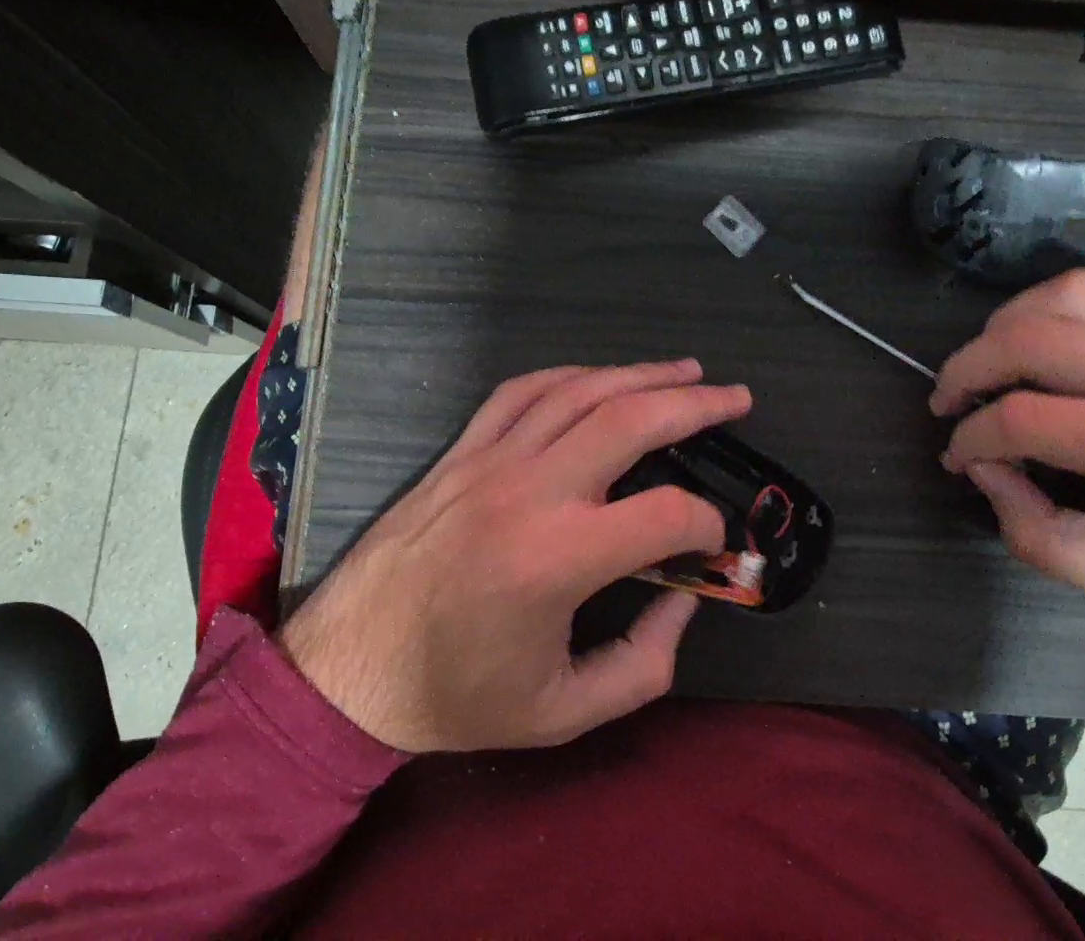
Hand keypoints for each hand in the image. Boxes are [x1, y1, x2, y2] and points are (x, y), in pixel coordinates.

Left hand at [280, 360, 750, 752]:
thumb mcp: (564, 712)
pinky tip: (600, 378)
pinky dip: (570, 377)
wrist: (346, 672)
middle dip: (696, 406)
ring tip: (688, 372)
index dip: (707, 526)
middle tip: (738, 400)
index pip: (666, 514)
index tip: (712, 544)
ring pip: (577, 393)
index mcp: (558, 560)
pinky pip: (519, 394)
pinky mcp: (458, 455)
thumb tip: (683, 600)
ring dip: (640, 375)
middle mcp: (527, 493)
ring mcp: (487, 463)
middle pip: (630, 421)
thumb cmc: (456, 698)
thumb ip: (644, 663)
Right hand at [929, 249, 1084, 619]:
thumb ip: (1036, 535)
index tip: (958, 456)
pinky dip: (1080, 289)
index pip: (1021, 419)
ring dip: (1012, 321)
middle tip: (950, 399)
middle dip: (968, 367)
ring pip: (1073, 291)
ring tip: (995, 357)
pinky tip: (1067, 325)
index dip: (969, 438)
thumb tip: (986, 470)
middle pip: (1033, 338)